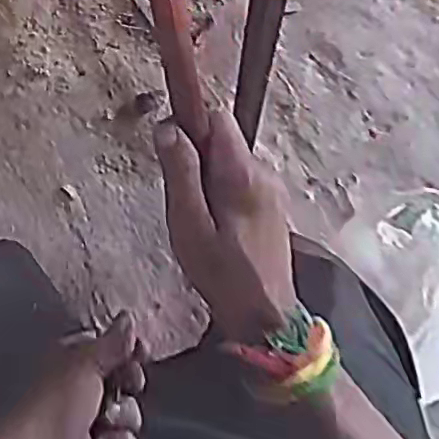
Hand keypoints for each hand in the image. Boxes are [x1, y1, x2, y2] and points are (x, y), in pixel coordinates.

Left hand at [0, 315, 146, 438]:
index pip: (107, 350)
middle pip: (124, 382)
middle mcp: (80, 391)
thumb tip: (129, 317)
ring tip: (103, 425)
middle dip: (129, 385)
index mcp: (70, 361)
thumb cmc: (56, 400)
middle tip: (127, 384)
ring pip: (131, 417)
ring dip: (123, 421)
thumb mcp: (85, 362)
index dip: (126, 351)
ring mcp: (91, 427)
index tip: (140, 350)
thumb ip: (112, 344)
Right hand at [153, 107, 297, 342]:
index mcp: (242, 174)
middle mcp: (262, 173)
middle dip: (192, 152)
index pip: (217, 117)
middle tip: (177, 193)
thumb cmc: (222, 273)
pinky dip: (216, 187)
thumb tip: (168, 127)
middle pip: (220, 137)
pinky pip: (235, 177)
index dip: (189, 121)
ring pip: (225, 158)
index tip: (168, 143)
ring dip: (203, 173)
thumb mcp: (189, 223)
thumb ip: (180, 172)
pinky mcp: (270, 204)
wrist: (266, 321)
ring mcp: (270, 189)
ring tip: (193, 213)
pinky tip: (211, 221)